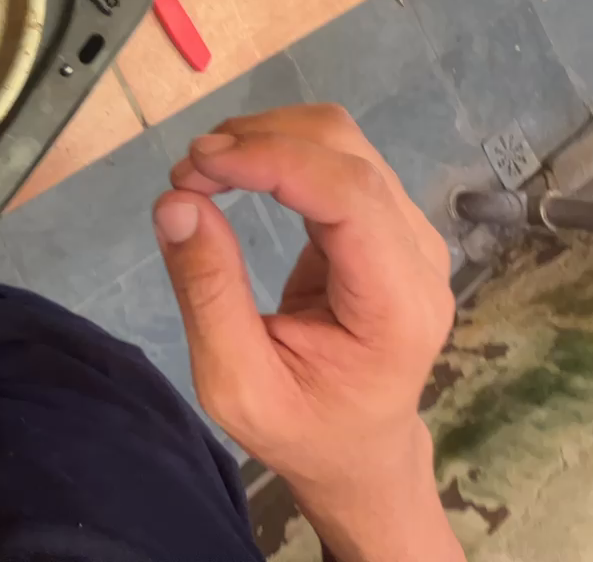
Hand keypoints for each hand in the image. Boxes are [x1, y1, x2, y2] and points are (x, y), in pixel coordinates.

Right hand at [153, 104, 461, 561]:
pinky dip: (276, 149)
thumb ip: (208, 292)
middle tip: (187, 174)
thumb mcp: (236, 385)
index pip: (348, 194)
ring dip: (264, 137)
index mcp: (396, 305)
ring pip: (339, 139)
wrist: (361, 454)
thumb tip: (175, 201)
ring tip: (204, 171)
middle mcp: (417, 254)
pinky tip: (237, 171)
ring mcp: (408, 231)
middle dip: (258, 141)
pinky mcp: (385, 219)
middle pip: (344, 151)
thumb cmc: (304, 431)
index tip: (196, 163)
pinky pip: (333, 156)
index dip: (272, 160)